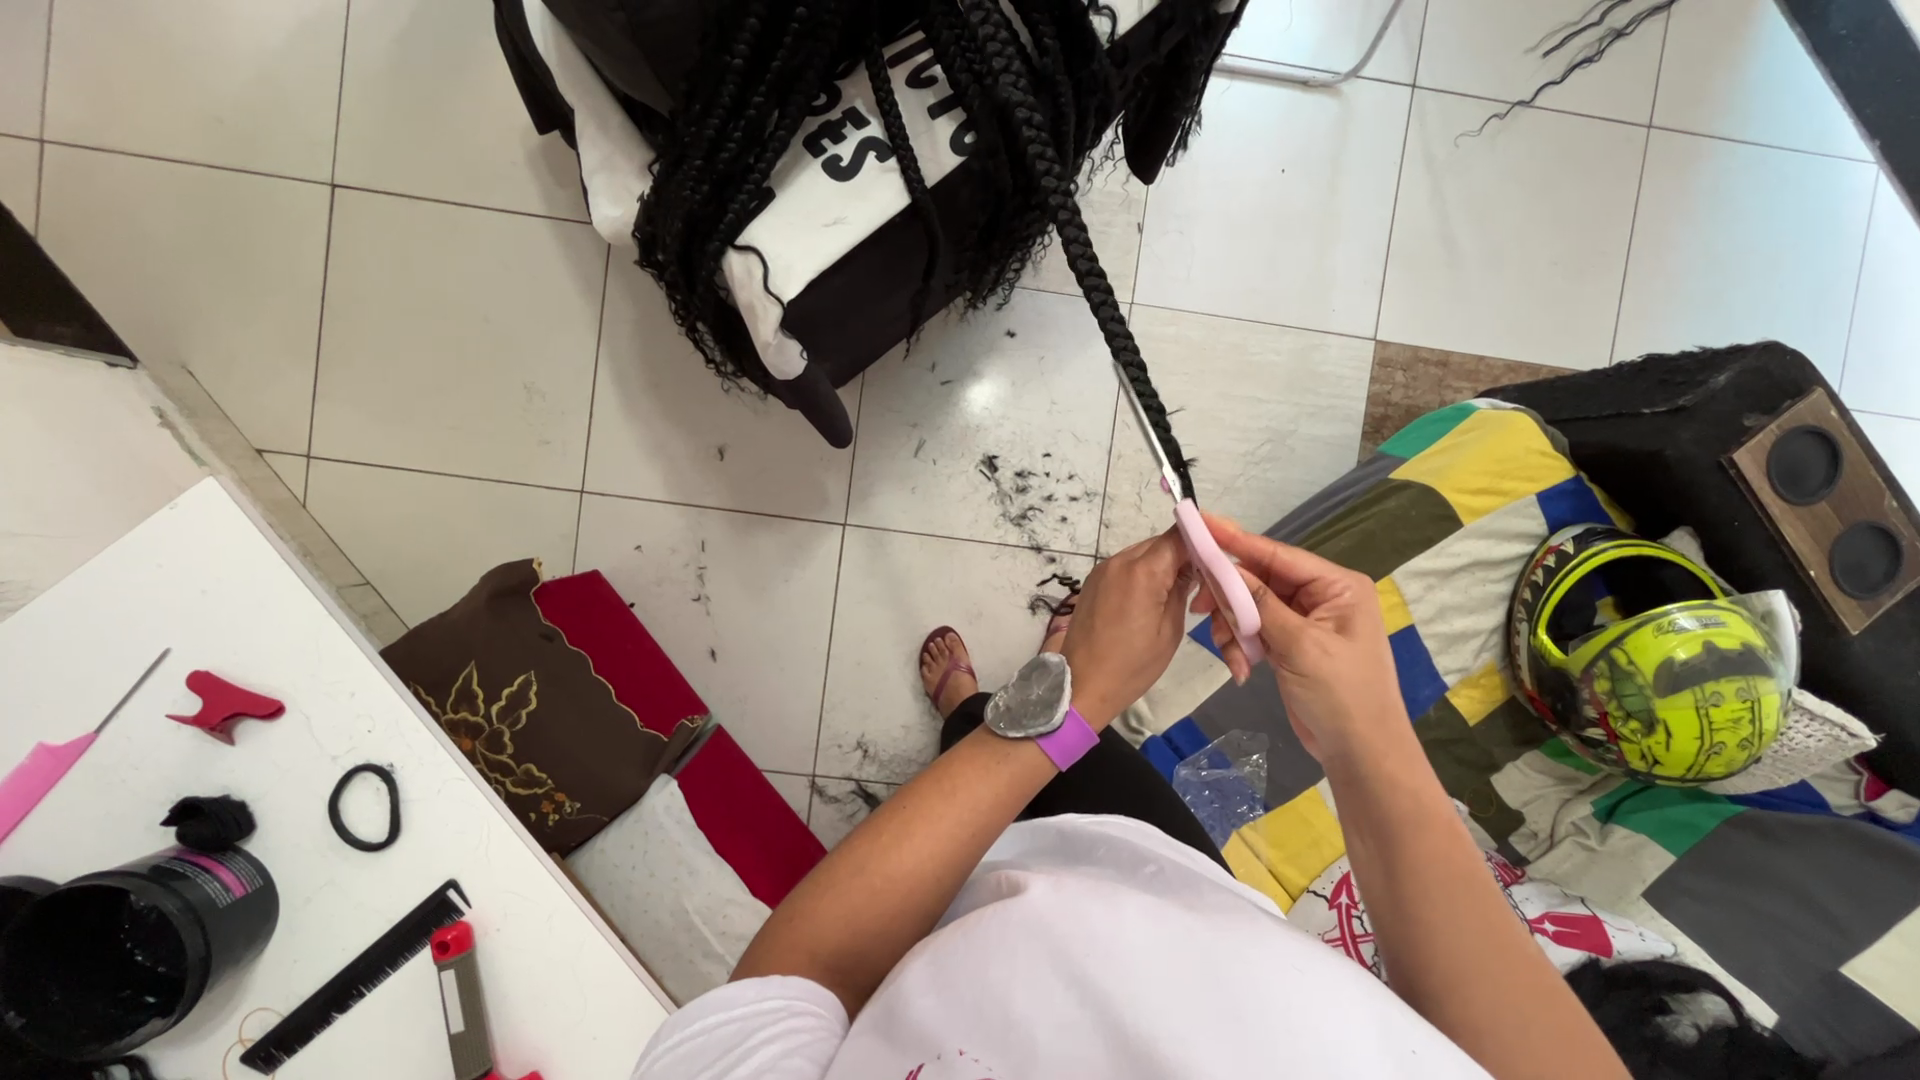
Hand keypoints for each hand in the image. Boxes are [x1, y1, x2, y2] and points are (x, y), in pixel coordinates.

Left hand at [1060, 530, 1197, 730]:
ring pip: (1144, 552)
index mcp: (1142, 572)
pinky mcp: (1094, 580)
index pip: (1179, 536)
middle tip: (1202, 582)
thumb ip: (1182, 590)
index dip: (1202, 542)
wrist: (1082, 684)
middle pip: (1161, 542)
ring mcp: (1103, 569)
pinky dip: (1144, 573)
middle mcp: (1119, 561)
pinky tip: (1152, 596)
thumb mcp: (1170, 630)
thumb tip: (1193, 567)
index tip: (1218, 558)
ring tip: (1178, 592)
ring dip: (1163, 564)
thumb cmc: (1132, 666)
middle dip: (1184, 555)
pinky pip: (1127, 565)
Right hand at [1191, 513, 1409, 764]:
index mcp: (1336, 585)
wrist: (1359, 752)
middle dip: (1229, 597)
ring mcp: (1303, 620)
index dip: (1235, 539)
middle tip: (1199, 609)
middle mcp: (1320, 595)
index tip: (1199, 522)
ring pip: (1248, 606)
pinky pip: (1252, 629)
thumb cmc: (1341, 695)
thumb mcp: (1300, 645)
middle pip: (1257, 579)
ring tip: (1233, 657)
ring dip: (1233, 628)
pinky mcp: (1289, 642)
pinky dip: (1240, 644)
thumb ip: (1260, 603)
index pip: (1276, 554)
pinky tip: (1241, 668)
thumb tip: (1225, 566)